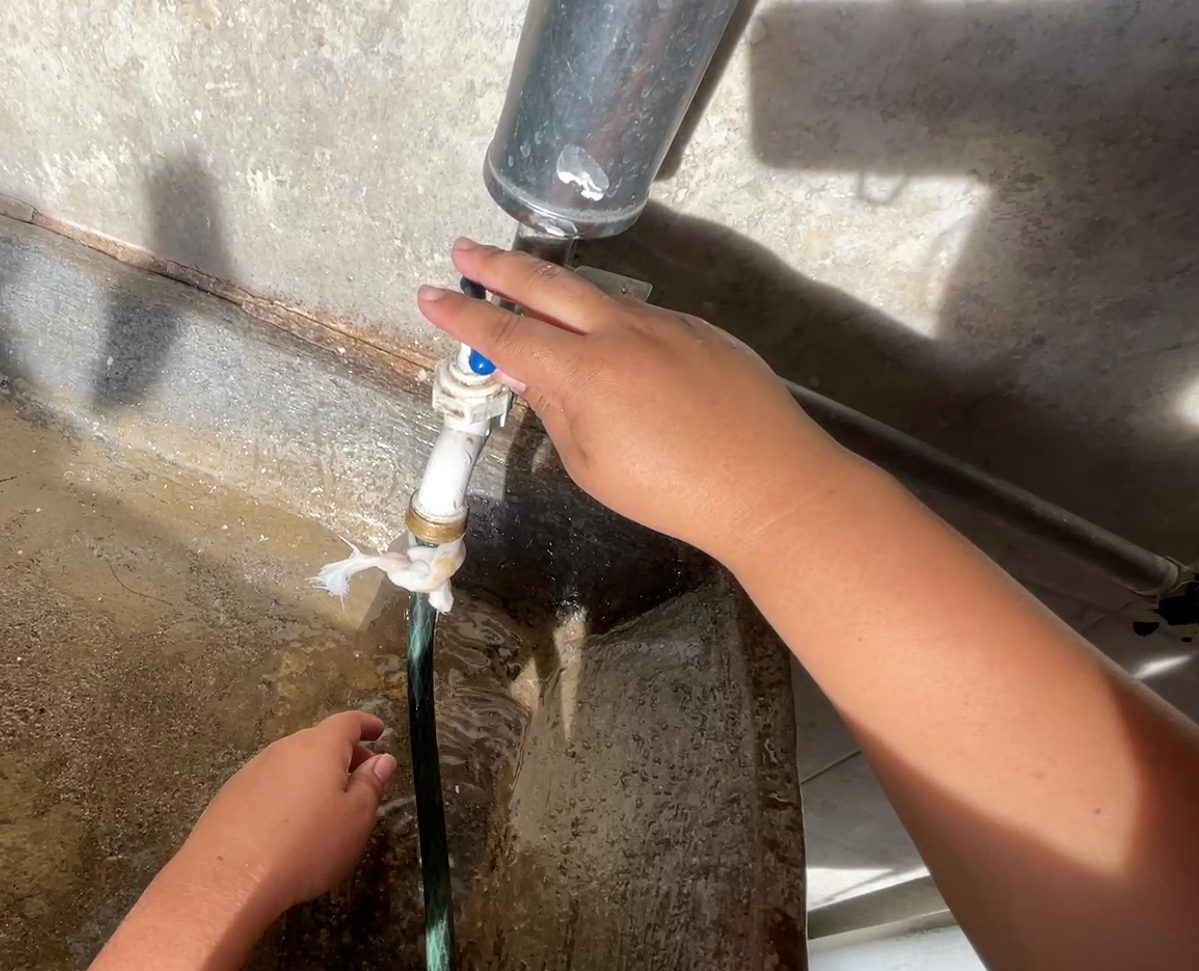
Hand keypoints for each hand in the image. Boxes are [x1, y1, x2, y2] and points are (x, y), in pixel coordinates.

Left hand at [177, 712, 396, 918]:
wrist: (227, 878)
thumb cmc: (305, 845)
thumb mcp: (355, 820)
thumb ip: (370, 785)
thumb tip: (383, 759)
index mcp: (318, 747)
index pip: (347, 722)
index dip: (366, 725)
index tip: (379, 731)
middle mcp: (284, 748)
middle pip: (319, 740)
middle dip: (344, 754)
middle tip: (362, 777)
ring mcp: (253, 769)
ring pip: (293, 762)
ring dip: (315, 774)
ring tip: (328, 803)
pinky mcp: (231, 794)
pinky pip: (271, 782)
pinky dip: (289, 790)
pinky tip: (290, 822)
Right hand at [416, 237, 851, 563]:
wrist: (769, 484)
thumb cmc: (667, 492)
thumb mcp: (590, 464)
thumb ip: (554, 410)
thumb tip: (529, 373)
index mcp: (586, 373)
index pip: (508, 336)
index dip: (462, 316)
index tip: (429, 294)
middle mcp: (622, 333)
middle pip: (547, 286)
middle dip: (497, 267)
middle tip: (461, 249)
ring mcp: (666, 324)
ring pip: (596, 298)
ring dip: (552, 293)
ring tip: (525, 296)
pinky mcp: (700, 330)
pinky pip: (638, 320)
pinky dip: (606, 324)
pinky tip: (607, 349)